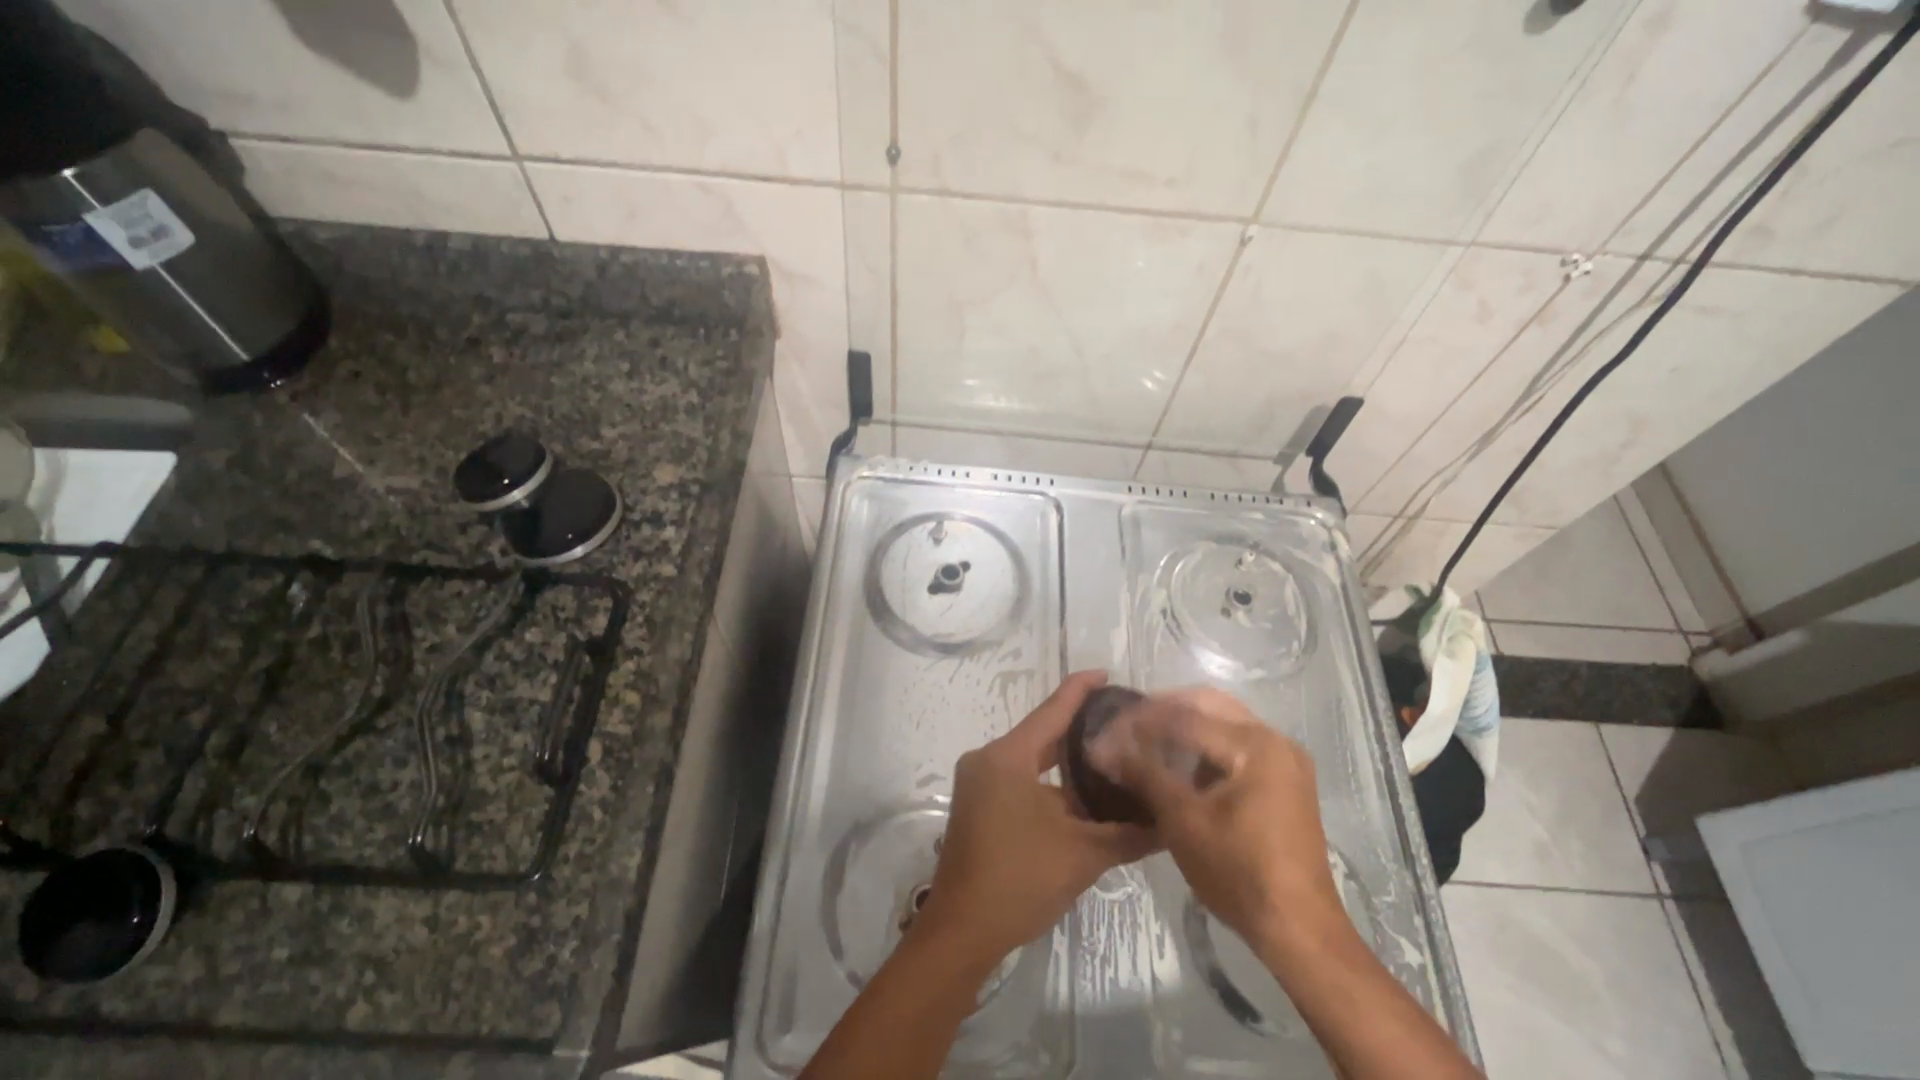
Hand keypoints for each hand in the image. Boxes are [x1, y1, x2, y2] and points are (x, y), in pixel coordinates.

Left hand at [913, 671, 1158, 961]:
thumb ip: (1130, 834)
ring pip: (1032, 763)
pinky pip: (1021, 783)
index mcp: (1007, 757)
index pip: (1052, 710)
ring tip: (1114, 760)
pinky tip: (1086, 798)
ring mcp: (979, 786)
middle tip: (1125, 725)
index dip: (1082, 690)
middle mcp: (988, 761)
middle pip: (1042, 734)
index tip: (1110, 674)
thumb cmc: (1020, 879)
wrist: (962, 931)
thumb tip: (1172, 824)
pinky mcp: (979, 809)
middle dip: (1082, 730)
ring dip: (1068, 765)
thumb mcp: (1083, 854)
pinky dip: (1052, 786)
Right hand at [1086, 688, 1348, 961]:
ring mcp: (1286, 762)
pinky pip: (1240, 748)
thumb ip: (1144, 774)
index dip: (1138, 721)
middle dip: (1163, 712)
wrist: (1298, 927)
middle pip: (1209, 706)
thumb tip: (1103, 748)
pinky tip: (1180, 768)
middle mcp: (1276, 740)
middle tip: (1124, 727)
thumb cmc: (1238, 871)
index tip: (1103, 732)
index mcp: (1254, 743)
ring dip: (1185, 728)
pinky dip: (1207, 749)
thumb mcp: (1182, 821)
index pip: (1184, 715)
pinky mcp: (1287, 784)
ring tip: (1145, 745)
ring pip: (1225, 724)